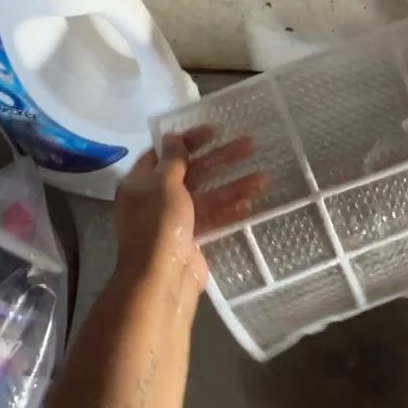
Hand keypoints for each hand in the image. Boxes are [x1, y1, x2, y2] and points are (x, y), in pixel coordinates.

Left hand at [114, 128, 265, 301]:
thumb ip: (173, 160)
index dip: (189, 140)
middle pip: (193, 172)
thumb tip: (172, 137)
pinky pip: (214, 218)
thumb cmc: (159, 225)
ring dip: (235, 186)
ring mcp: (176, 219)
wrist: (161, 277)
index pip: (165, 152)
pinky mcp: (193, 238)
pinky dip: (230, 211)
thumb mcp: (164, 185)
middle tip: (250, 145)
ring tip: (264, 178)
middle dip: (222, 159)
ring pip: (209, 195)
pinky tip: (251, 204)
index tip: (215, 131)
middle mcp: (157, 198)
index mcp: (142, 182)